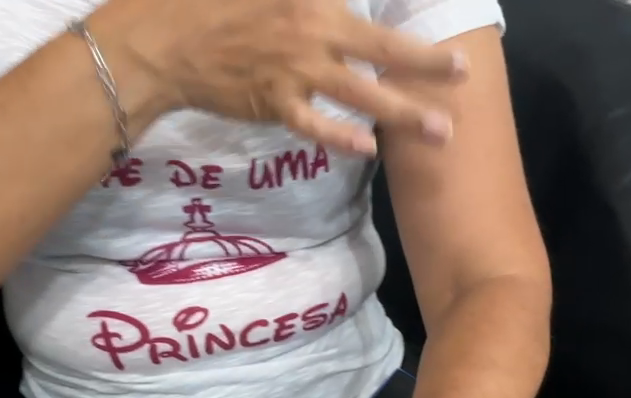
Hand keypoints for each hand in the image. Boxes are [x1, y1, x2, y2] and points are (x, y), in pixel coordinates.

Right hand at [90, 0, 466, 155]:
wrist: (167, 42)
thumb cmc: (212, 1)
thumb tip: (344, 5)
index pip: (370, 9)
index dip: (403, 27)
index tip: (440, 37)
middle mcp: (312, 29)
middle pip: (381, 48)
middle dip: (425, 63)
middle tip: (463, 74)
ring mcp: (295, 71)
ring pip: (361, 93)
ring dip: (403, 112)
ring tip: (440, 131)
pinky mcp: (275, 105)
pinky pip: (316, 125)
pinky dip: (343, 137)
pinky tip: (371, 149)